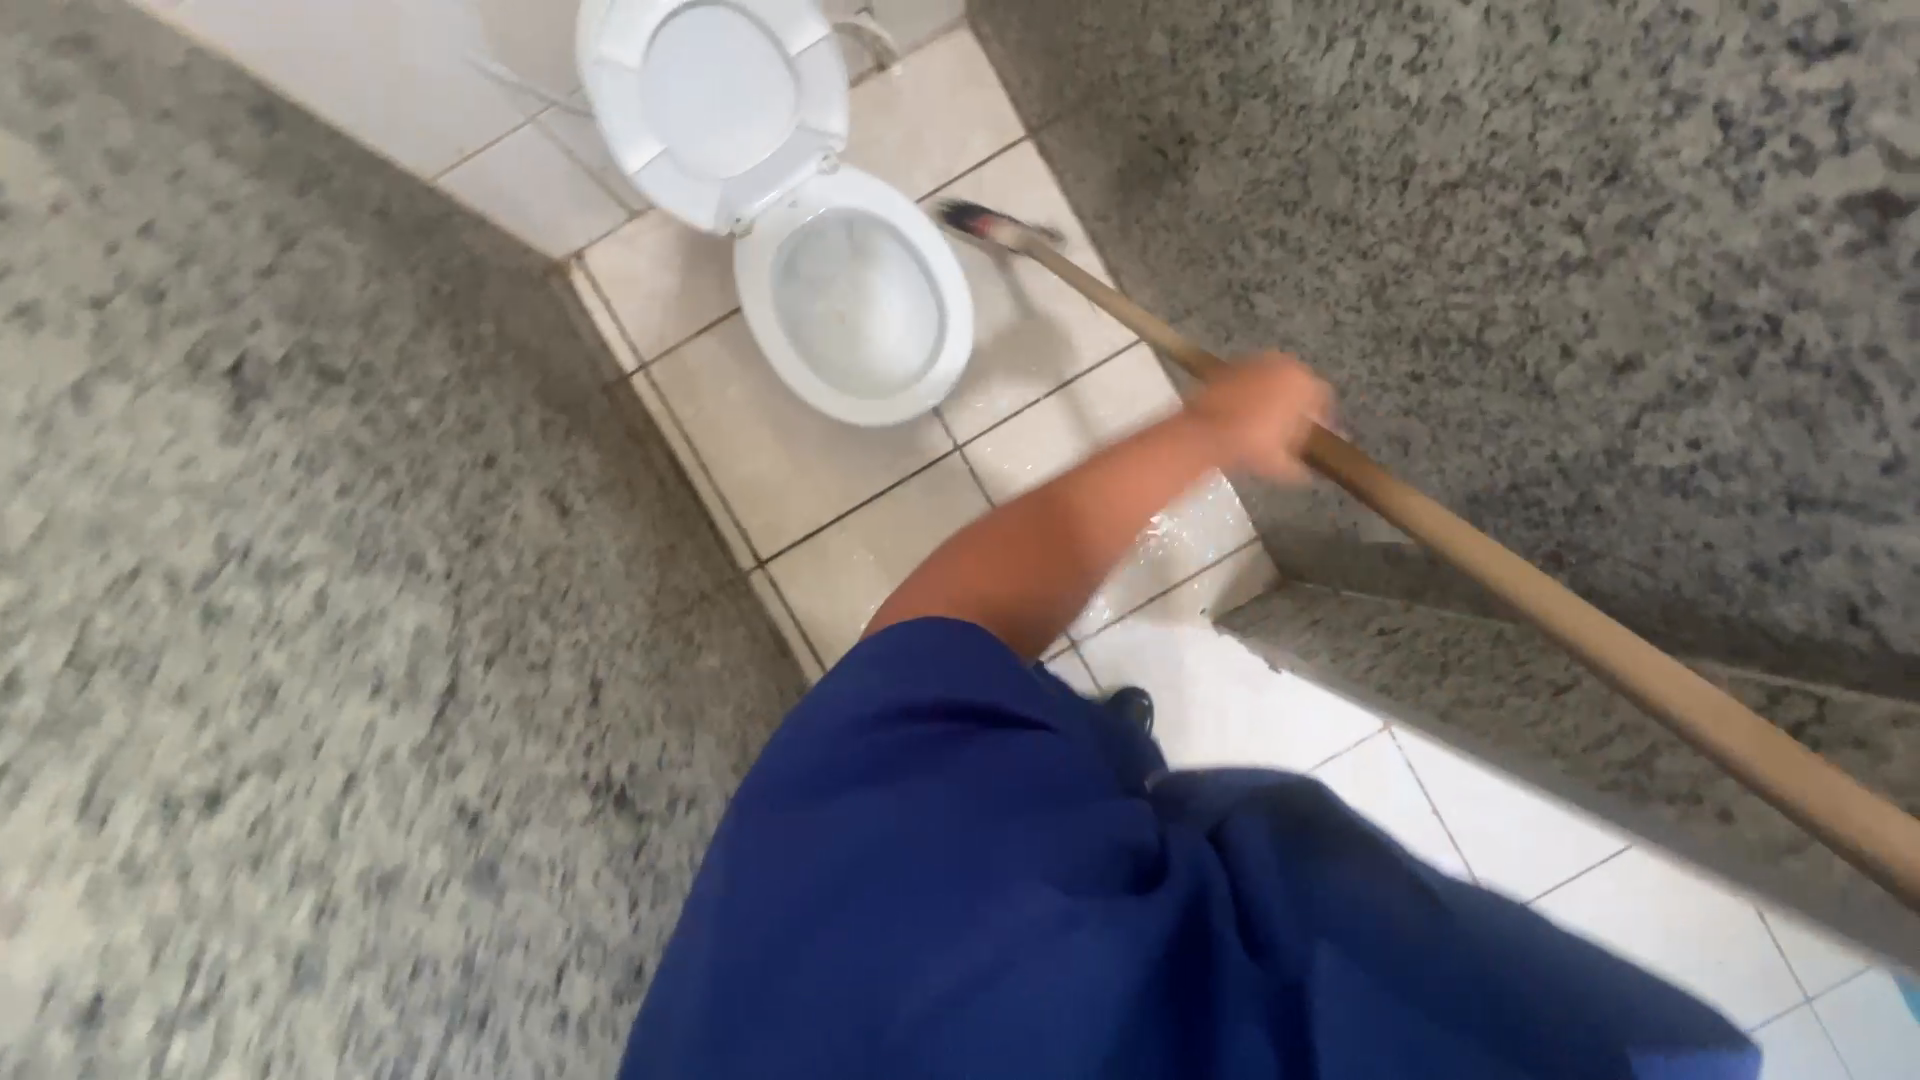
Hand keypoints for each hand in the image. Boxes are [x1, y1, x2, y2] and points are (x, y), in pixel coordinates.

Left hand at [1186, 351, 1331, 484]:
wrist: (1204, 431)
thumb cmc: (1250, 444)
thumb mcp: (1280, 463)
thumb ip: (1300, 466)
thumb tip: (1306, 474)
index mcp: (1305, 383)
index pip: (1323, 398)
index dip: (1320, 418)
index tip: (1316, 432)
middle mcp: (1284, 365)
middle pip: (1299, 384)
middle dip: (1297, 403)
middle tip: (1291, 425)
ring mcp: (1255, 362)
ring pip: (1273, 379)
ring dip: (1274, 395)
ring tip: (1267, 419)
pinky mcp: (1230, 366)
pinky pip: (1249, 379)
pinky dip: (1251, 393)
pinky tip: (1244, 411)